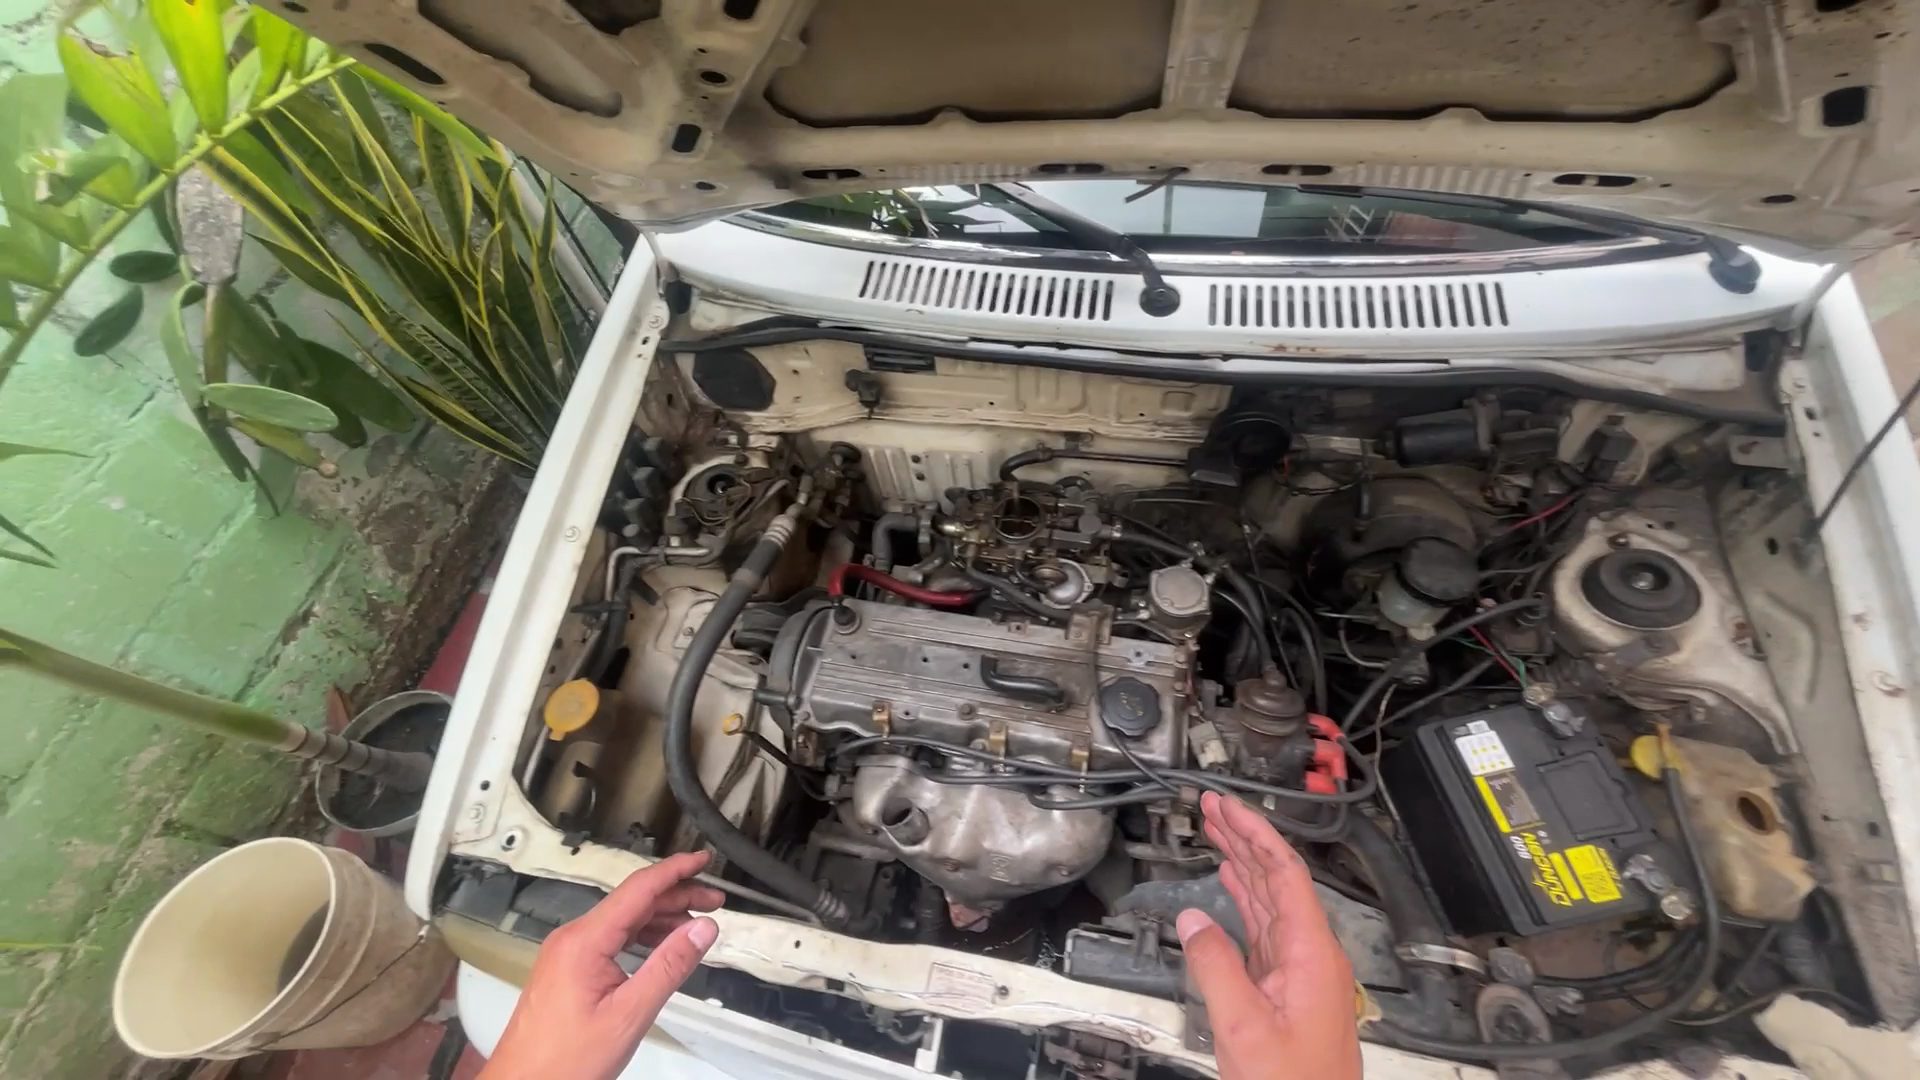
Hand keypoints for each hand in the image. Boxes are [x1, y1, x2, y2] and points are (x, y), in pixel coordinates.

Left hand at [478, 852, 724, 1079]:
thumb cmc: (565, 1064)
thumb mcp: (628, 1016)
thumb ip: (670, 967)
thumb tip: (705, 927)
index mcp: (585, 940)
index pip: (640, 888)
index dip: (677, 869)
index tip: (705, 858)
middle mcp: (573, 937)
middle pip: (634, 900)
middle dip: (678, 895)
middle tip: (715, 900)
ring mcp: (567, 952)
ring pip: (625, 919)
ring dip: (663, 916)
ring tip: (697, 924)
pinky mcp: (567, 968)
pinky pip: (613, 938)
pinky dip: (644, 936)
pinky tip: (664, 947)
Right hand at [1178, 792, 1361, 1079]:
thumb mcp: (1244, 1027)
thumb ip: (1215, 967)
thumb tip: (1192, 919)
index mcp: (1311, 953)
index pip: (1285, 873)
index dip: (1256, 833)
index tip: (1227, 807)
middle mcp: (1309, 952)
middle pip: (1277, 877)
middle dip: (1243, 836)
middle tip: (1211, 806)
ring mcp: (1298, 967)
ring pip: (1268, 896)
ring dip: (1240, 859)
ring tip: (1214, 829)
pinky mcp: (1283, 981)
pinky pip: (1261, 921)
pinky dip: (1242, 893)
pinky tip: (1228, 877)